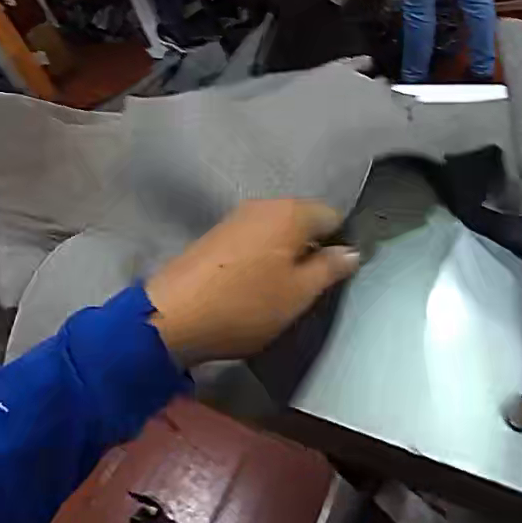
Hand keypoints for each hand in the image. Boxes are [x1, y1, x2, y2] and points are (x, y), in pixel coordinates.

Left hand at [147, 200, 359, 364]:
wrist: (170, 317)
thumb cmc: (246, 304)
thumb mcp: (300, 294)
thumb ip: (331, 268)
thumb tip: (351, 252)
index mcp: (292, 212)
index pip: (334, 216)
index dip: (342, 243)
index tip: (338, 273)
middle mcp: (265, 205)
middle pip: (304, 220)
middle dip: (313, 247)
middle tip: (313, 284)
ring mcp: (236, 217)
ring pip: (277, 230)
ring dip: (286, 253)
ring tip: (283, 288)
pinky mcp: (215, 234)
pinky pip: (254, 238)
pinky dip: (262, 256)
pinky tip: (256, 283)